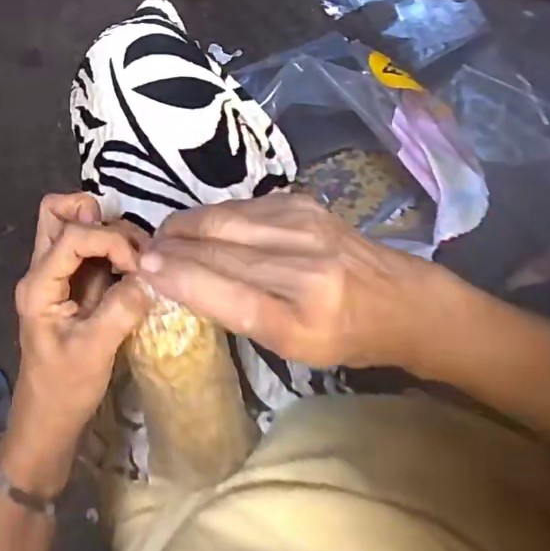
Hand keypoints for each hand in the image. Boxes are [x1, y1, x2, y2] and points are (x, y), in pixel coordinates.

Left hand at [4, 193, 151, 495]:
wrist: (47, 420)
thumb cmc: (64, 389)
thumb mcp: (95, 352)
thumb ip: (120, 309)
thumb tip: (150, 277)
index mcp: (39, 284)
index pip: (71, 235)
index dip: (108, 239)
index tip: (137, 266)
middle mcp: (42, 270)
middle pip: (55, 212)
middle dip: (93, 213)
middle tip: (128, 244)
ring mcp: (56, 275)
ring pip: (72, 225)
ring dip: (106, 230)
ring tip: (137, 260)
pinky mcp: (72, 285)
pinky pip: (88, 249)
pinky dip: (110, 248)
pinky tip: (132, 269)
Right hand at [139, 193, 451, 369]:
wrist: (405, 300)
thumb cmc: (345, 337)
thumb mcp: (293, 347)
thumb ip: (237, 312)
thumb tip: (177, 278)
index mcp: (303, 321)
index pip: (227, 294)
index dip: (180, 278)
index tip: (145, 268)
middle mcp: (304, 270)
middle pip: (217, 249)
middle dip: (172, 246)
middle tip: (144, 251)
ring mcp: (304, 228)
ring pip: (222, 219)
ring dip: (184, 226)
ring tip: (165, 237)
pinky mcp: (302, 203)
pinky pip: (239, 206)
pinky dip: (211, 216)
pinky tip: (200, 226)